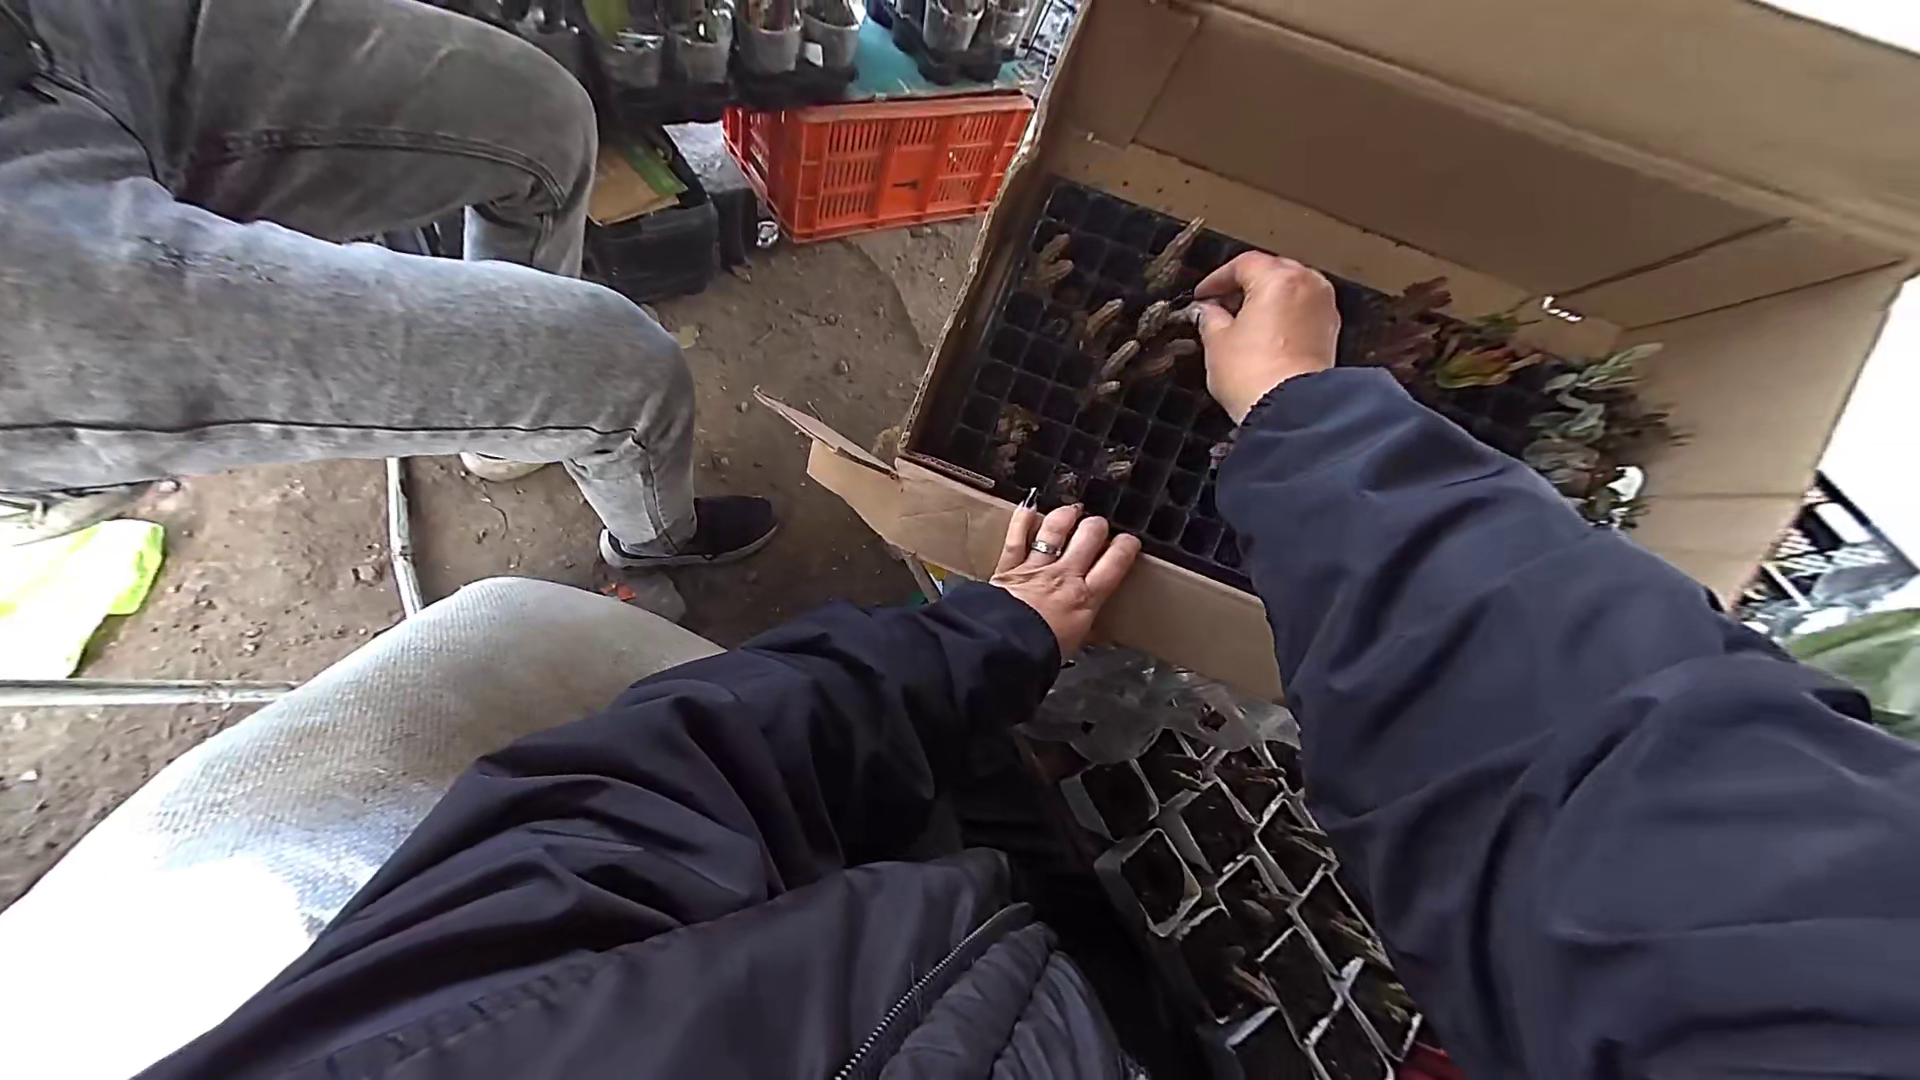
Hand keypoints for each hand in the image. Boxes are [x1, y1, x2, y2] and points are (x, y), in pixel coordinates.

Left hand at [991, 503, 1140, 656]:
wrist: (1004, 647)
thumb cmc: (1038, 652)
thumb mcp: (1074, 646)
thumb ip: (1087, 633)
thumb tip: (1098, 636)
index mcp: (1085, 598)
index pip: (1115, 563)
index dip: (1126, 546)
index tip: (1129, 541)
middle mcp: (1064, 576)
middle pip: (1088, 536)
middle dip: (1097, 526)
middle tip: (1098, 526)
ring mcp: (1036, 567)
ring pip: (1056, 529)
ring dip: (1066, 515)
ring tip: (1072, 511)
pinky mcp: (1009, 566)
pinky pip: (1017, 536)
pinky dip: (1023, 519)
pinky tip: (1029, 507)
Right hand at [1192, 252, 1339, 421]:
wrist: (1288, 407)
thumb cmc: (1252, 375)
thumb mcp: (1216, 342)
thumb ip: (1209, 318)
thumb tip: (1206, 310)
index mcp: (1278, 279)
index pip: (1244, 264)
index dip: (1217, 278)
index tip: (1202, 295)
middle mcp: (1307, 285)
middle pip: (1271, 271)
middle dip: (1243, 286)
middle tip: (1218, 306)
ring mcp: (1323, 307)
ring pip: (1289, 291)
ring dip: (1264, 301)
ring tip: (1240, 324)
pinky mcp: (1329, 332)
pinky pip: (1301, 312)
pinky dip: (1282, 317)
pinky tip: (1262, 337)